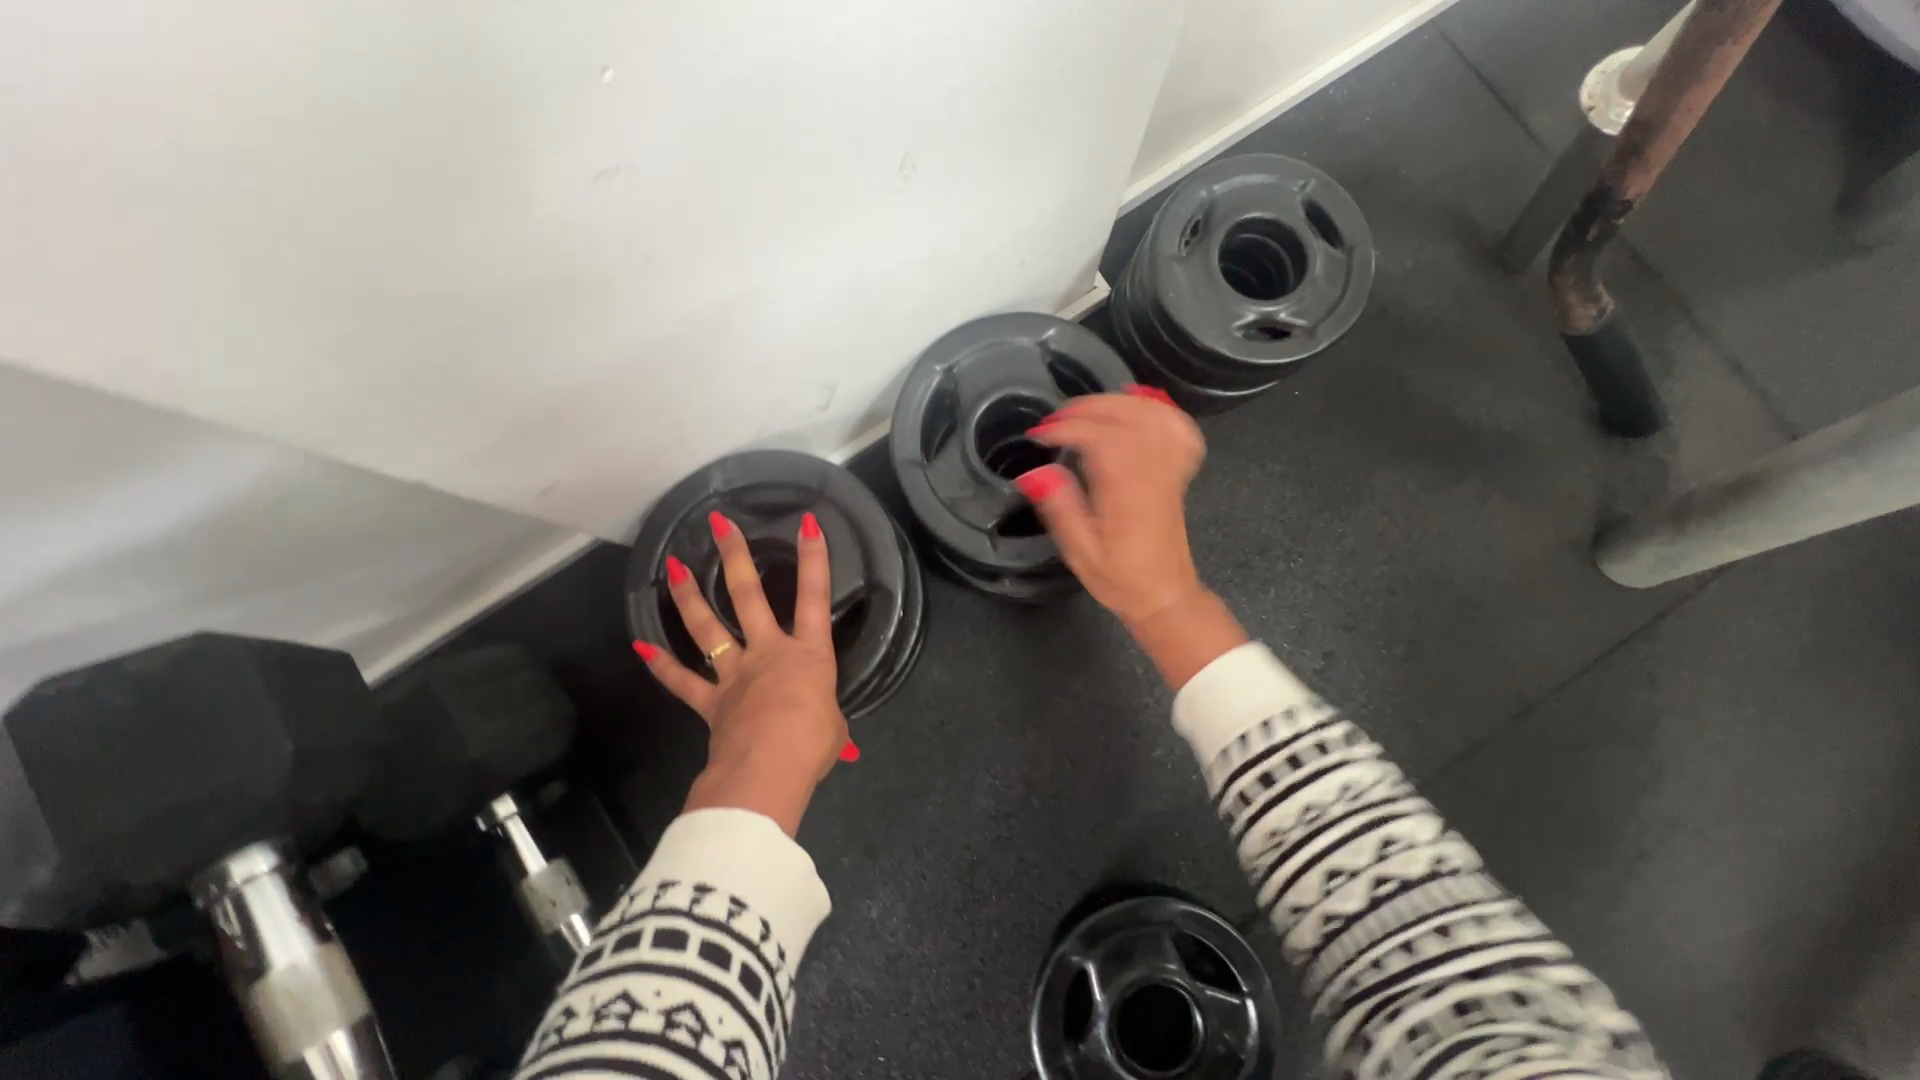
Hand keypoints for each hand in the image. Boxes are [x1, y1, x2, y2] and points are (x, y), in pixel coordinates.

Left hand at [633, 510, 847, 835]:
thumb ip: (824, 717)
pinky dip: (661, 666)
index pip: (815, 597)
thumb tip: (827, 732)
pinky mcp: (711, 701)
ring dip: (689, 596)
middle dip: (735, 556)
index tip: (806, 523)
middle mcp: (768, 652)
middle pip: (748, 595)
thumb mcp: (834, 728)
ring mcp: (735, 674)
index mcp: (808, 655)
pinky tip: (640, 648)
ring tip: (675, 565)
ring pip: (708, 627)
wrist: (769, 768)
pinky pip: (683, 681)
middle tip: (720, 524)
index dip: (814, 559)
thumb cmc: (812, 743)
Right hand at [1020, 386, 1248, 689]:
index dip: (1066, 427)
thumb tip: (1035, 473)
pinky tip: (1138, 407)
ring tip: (1087, 409)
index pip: (1099, 437)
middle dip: (1089, 407)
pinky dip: (1158, 412)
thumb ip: (1059, 508)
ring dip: (1118, 403)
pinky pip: (1177, 430)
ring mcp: (1169, 470)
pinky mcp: (1177, 473)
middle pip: (1127, 416)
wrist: (1164, 595)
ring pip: (1152, 416)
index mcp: (1126, 491)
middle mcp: (1152, 473)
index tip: (1041, 434)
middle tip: (1058, 418)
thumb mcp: (1079, 550)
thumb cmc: (1120, 578)